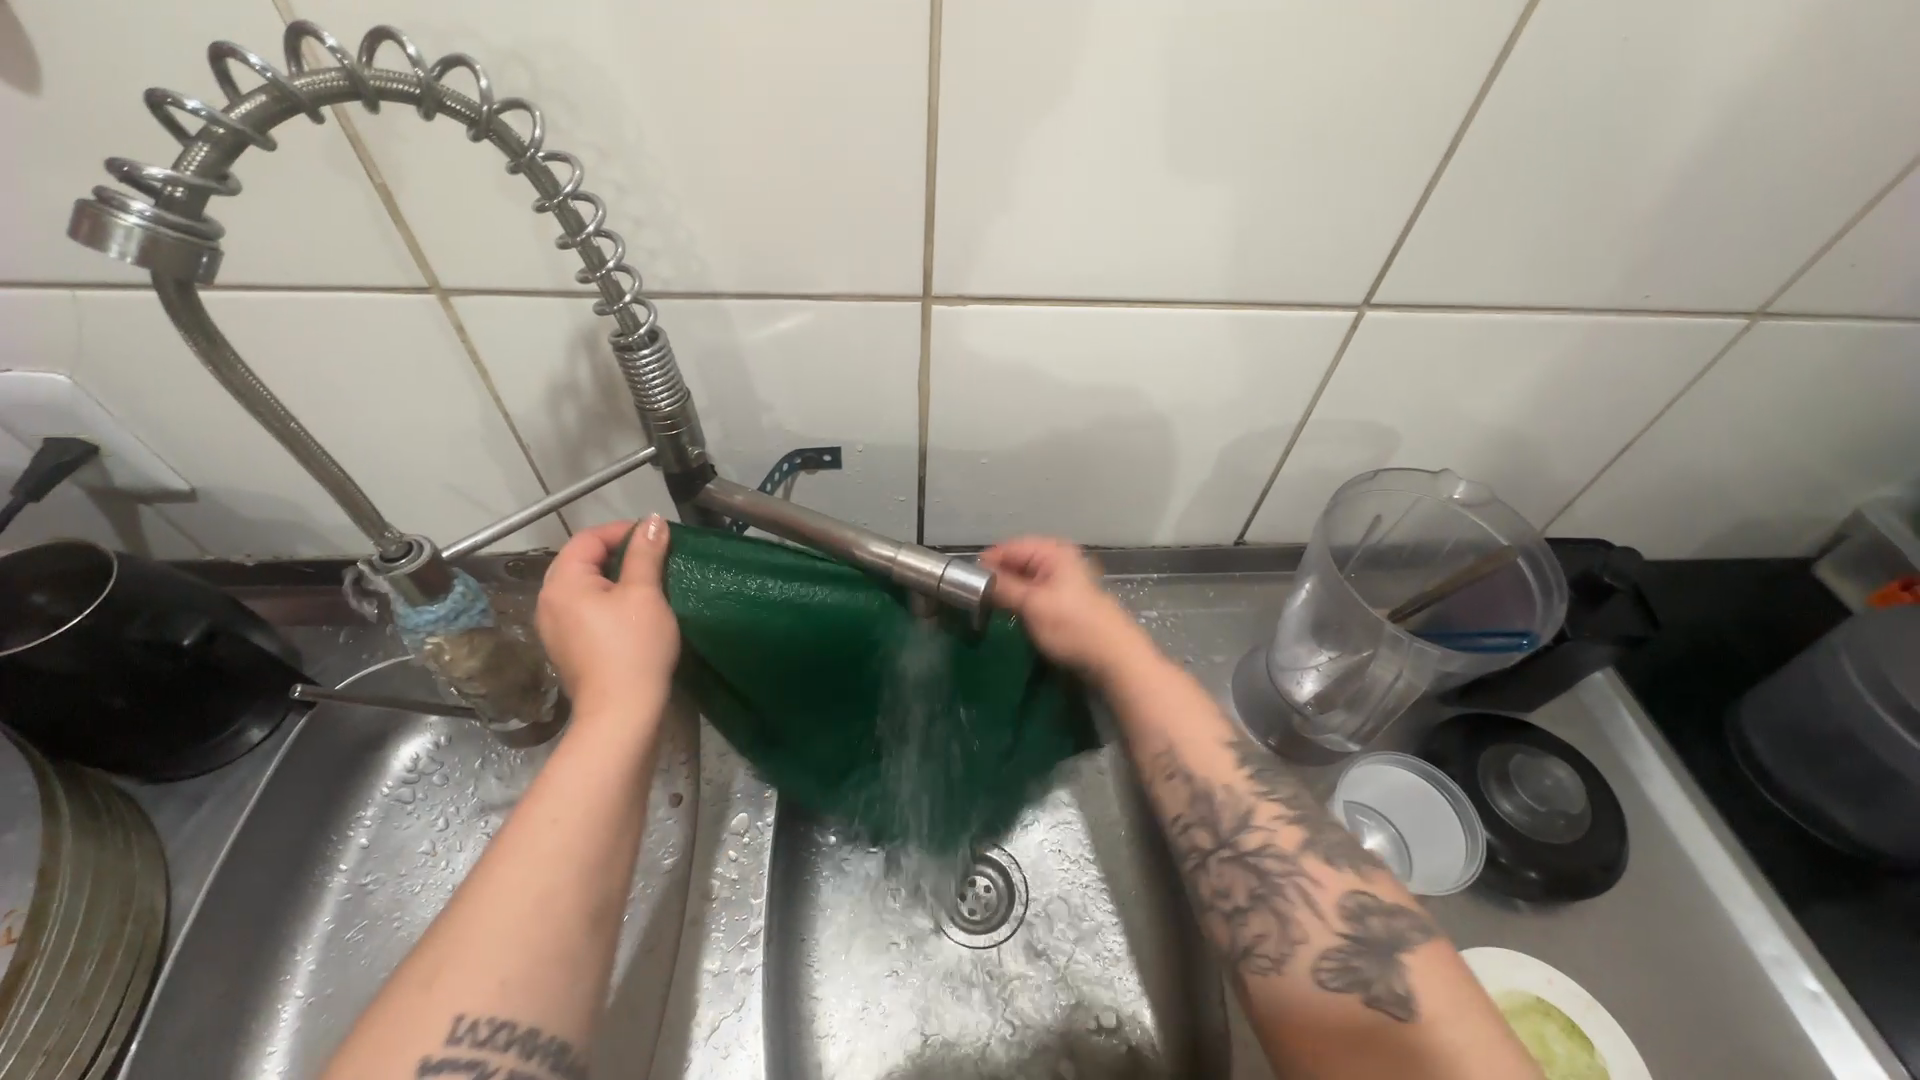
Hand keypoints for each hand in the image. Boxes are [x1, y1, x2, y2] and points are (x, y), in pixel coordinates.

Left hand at [536, 515, 679, 720]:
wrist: (621, 712)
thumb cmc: (634, 648)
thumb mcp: (645, 594)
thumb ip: (646, 553)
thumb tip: (653, 521)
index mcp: (563, 582)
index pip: (588, 538)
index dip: (624, 531)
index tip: (658, 539)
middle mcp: (548, 601)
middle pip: (581, 561)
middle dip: (618, 554)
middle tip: (655, 559)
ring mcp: (554, 627)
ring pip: (583, 587)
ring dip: (614, 579)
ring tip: (648, 584)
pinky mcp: (567, 648)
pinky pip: (584, 611)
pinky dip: (607, 602)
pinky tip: (632, 613)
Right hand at [980, 536, 1156, 682]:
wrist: (1115, 658)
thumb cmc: (1073, 627)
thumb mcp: (1032, 605)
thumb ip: (1003, 587)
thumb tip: (976, 577)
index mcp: (1054, 551)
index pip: (1009, 547)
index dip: (986, 563)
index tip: (963, 582)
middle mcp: (1060, 559)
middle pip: (1018, 561)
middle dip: (997, 577)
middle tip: (972, 596)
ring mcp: (1065, 580)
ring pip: (1026, 578)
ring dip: (1009, 590)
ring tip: (987, 606)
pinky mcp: (1067, 601)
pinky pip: (1036, 593)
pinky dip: (1022, 600)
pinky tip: (1011, 614)